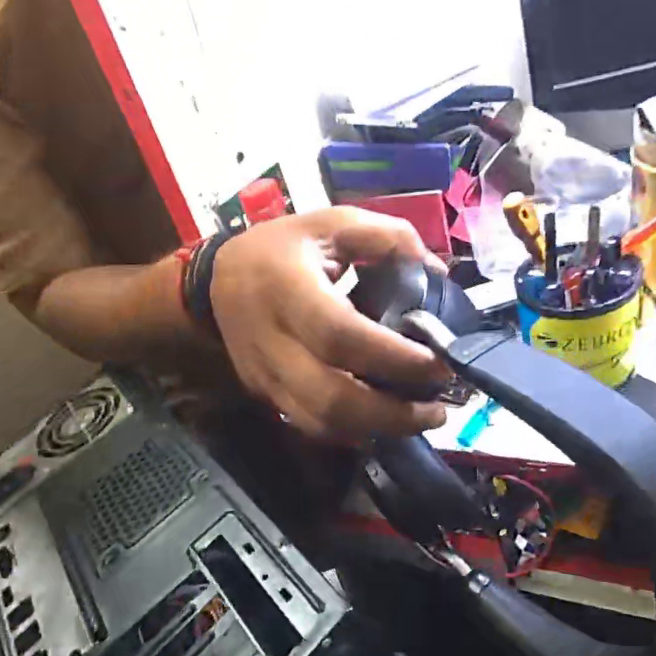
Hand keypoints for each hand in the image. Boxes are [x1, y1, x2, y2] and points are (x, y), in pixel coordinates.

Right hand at [208, 208, 449, 441]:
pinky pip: (311, 426)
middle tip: (438, 409)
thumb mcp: (333, 223)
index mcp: (289, 289)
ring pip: (321, 423)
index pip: (341, 336)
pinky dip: (353, 431)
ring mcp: (265, 375)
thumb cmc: (282, 249)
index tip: (439, 365)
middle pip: (330, 397)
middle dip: (392, 414)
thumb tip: (438, 272)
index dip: (394, 357)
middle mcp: (273, 340)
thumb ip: (390, 238)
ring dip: (377, 429)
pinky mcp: (266, 395)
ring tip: (421, 418)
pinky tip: (386, 420)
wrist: (216, 280)